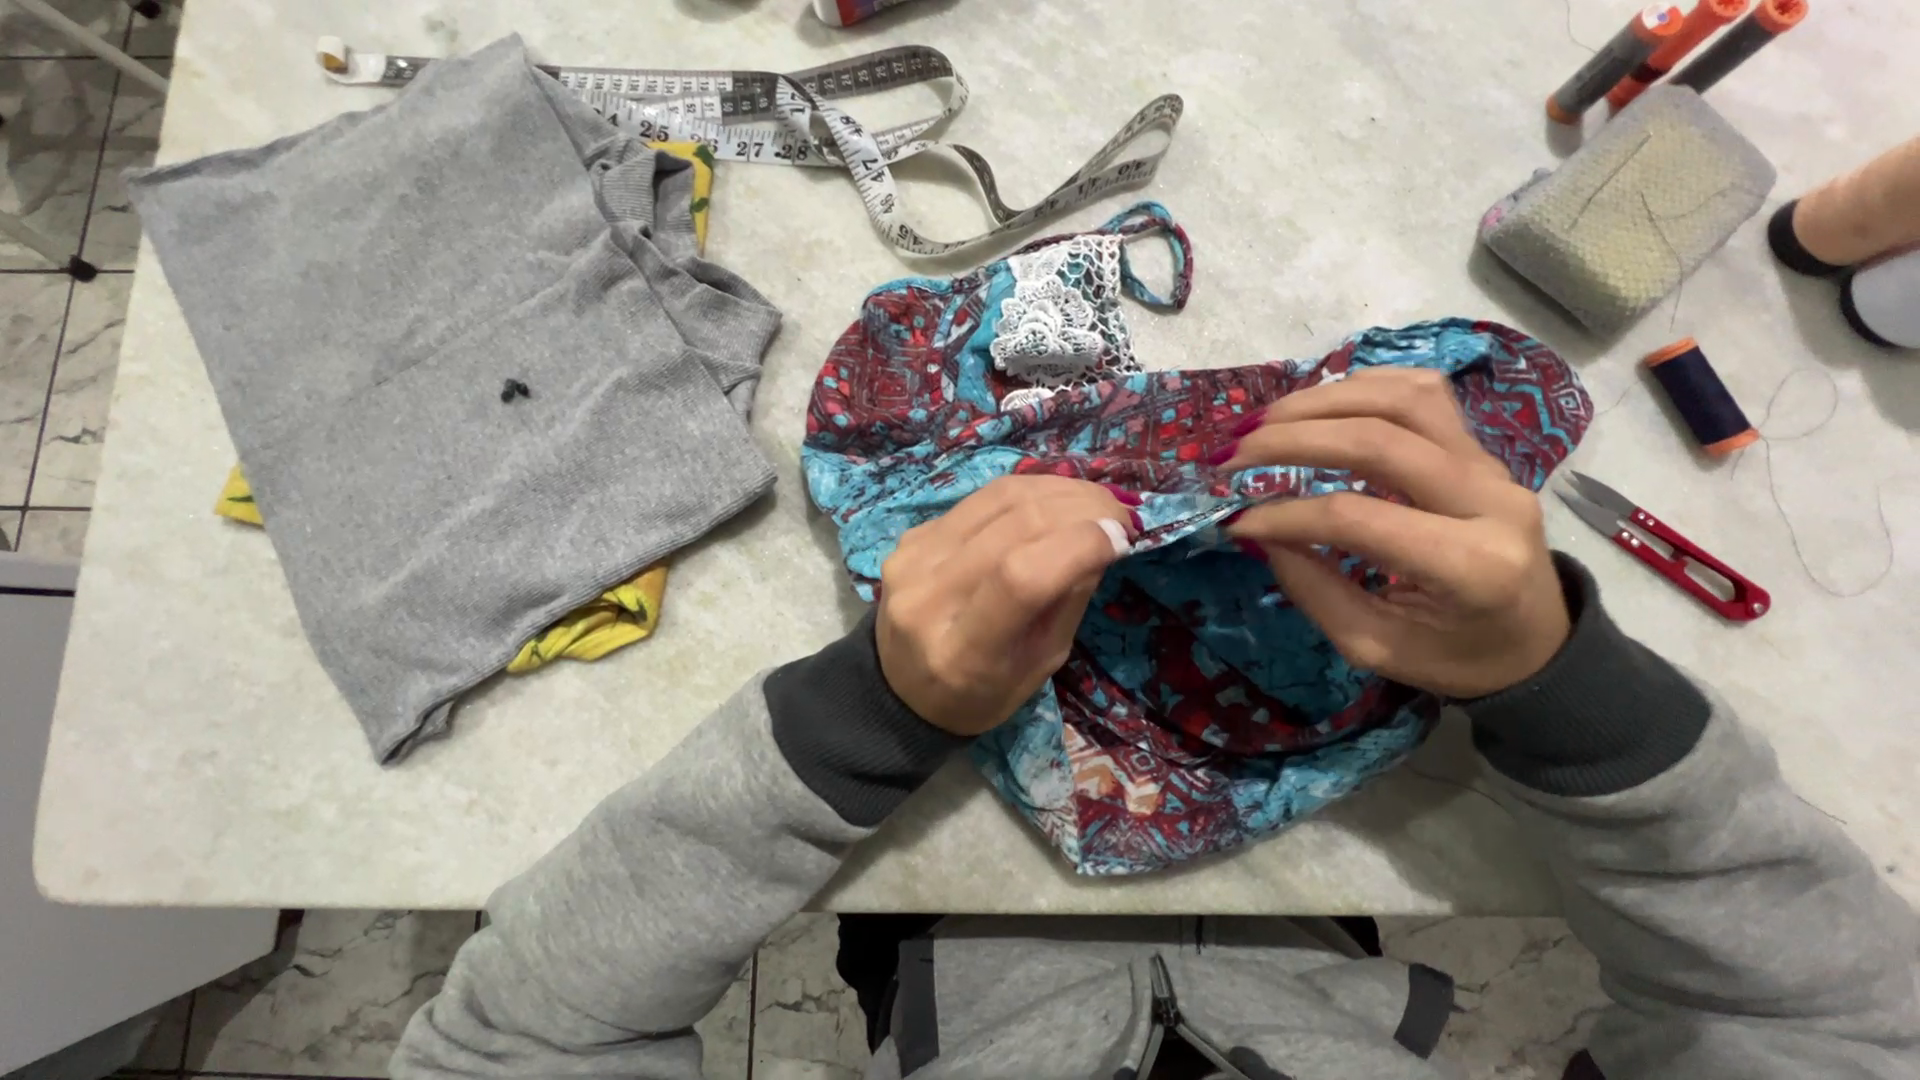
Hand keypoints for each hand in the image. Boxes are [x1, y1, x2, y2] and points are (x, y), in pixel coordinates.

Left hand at [877, 476, 1136, 735]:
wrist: (900, 688)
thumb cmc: (981, 691)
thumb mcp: (1039, 665)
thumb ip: (1067, 601)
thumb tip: (1103, 536)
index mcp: (962, 653)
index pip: (1021, 578)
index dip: (1079, 546)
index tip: (1122, 538)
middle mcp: (927, 598)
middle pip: (1012, 527)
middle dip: (1079, 508)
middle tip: (1120, 513)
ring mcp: (912, 560)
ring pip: (996, 498)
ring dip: (1058, 489)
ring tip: (1095, 499)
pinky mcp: (910, 536)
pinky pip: (979, 499)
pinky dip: (1027, 492)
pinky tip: (1055, 499)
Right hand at [1220, 368, 1569, 698]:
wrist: (1537, 642)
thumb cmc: (1453, 655)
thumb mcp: (1375, 646)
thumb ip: (1314, 589)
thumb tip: (1257, 532)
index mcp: (1470, 566)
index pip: (1357, 517)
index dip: (1285, 515)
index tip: (1235, 522)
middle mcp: (1491, 500)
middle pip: (1379, 440)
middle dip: (1291, 440)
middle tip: (1231, 455)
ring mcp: (1492, 465)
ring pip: (1403, 399)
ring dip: (1321, 402)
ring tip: (1263, 422)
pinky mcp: (1481, 448)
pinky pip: (1422, 393)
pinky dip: (1360, 387)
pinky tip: (1316, 405)